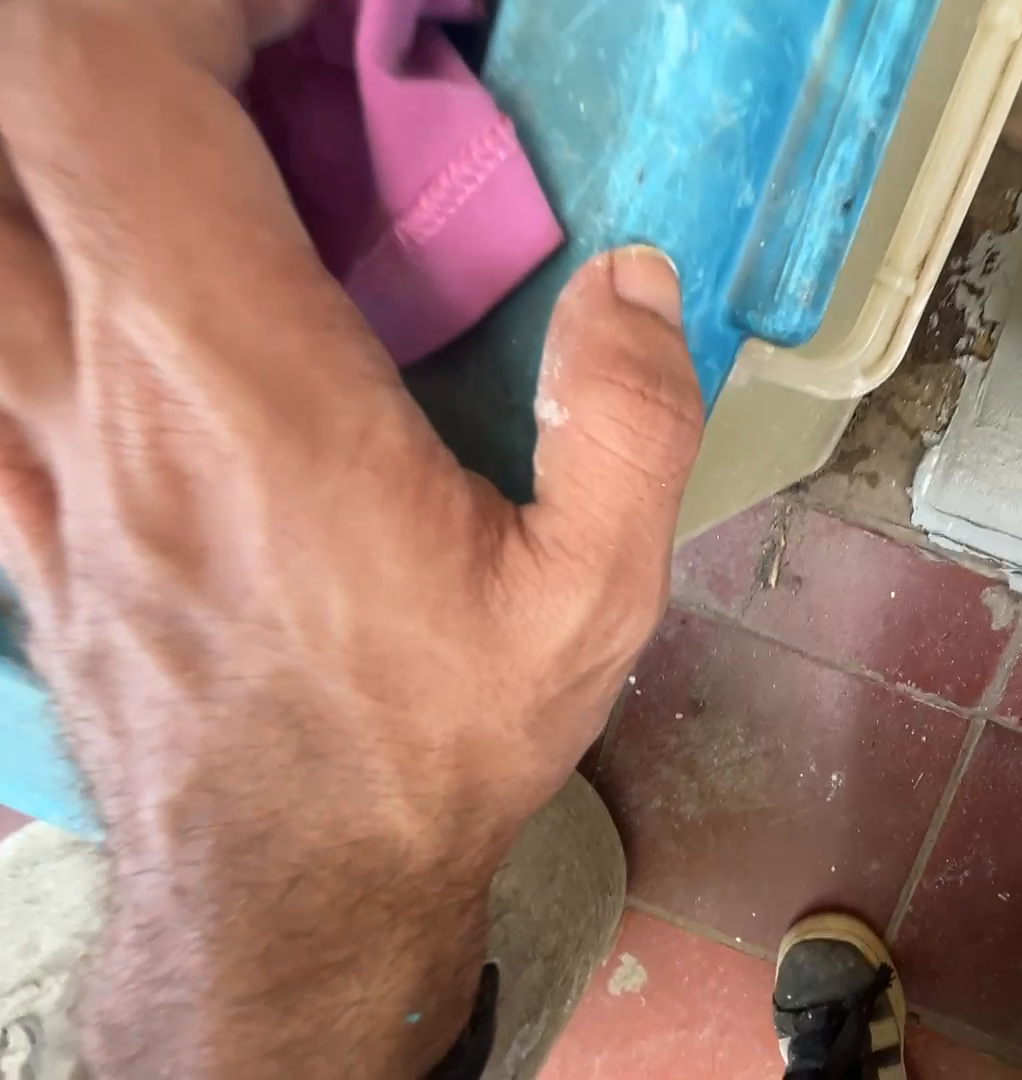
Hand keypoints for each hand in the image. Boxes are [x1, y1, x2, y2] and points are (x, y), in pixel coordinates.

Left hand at [0, 1, 701, 1074]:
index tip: (319, 15)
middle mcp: (84, 383)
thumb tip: (635, 279)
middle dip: (141, 47)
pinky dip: (59, 241)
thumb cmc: (457, 725)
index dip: (191, 4)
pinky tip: (176, 280)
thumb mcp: (598, 590)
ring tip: (254, 152)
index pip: (106, 92)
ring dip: (95, 137)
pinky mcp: (17, 497)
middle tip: (304, 68)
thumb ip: (631, 428)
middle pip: (13, 119)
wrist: (306, 880)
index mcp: (240, 386)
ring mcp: (20, 441)